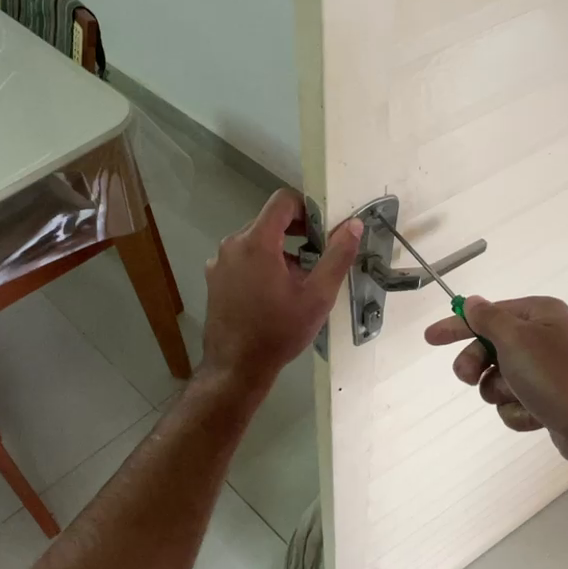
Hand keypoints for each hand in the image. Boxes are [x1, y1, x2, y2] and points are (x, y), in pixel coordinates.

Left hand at [201, 190, 361, 382]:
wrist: (236, 367)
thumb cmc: (279, 331)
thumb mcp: (318, 296)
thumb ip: (338, 256)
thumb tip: (353, 225)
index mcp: (257, 242)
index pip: (282, 201)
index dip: (306, 207)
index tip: (323, 228)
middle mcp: (233, 245)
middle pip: (269, 222)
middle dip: (296, 233)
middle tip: (318, 255)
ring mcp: (219, 263)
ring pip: (256, 242)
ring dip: (280, 251)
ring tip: (299, 281)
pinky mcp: (214, 280)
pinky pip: (242, 260)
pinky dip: (261, 265)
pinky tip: (275, 294)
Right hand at [424, 296, 567, 465]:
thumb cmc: (559, 378)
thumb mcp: (517, 340)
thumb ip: (488, 319)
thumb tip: (474, 302)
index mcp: (540, 315)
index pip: (488, 314)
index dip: (457, 326)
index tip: (430, 338)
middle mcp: (546, 338)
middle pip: (490, 347)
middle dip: (477, 365)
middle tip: (468, 378)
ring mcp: (549, 372)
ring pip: (499, 379)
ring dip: (500, 392)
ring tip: (516, 398)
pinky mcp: (551, 401)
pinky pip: (515, 403)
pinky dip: (518, 411)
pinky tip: (534, 416)